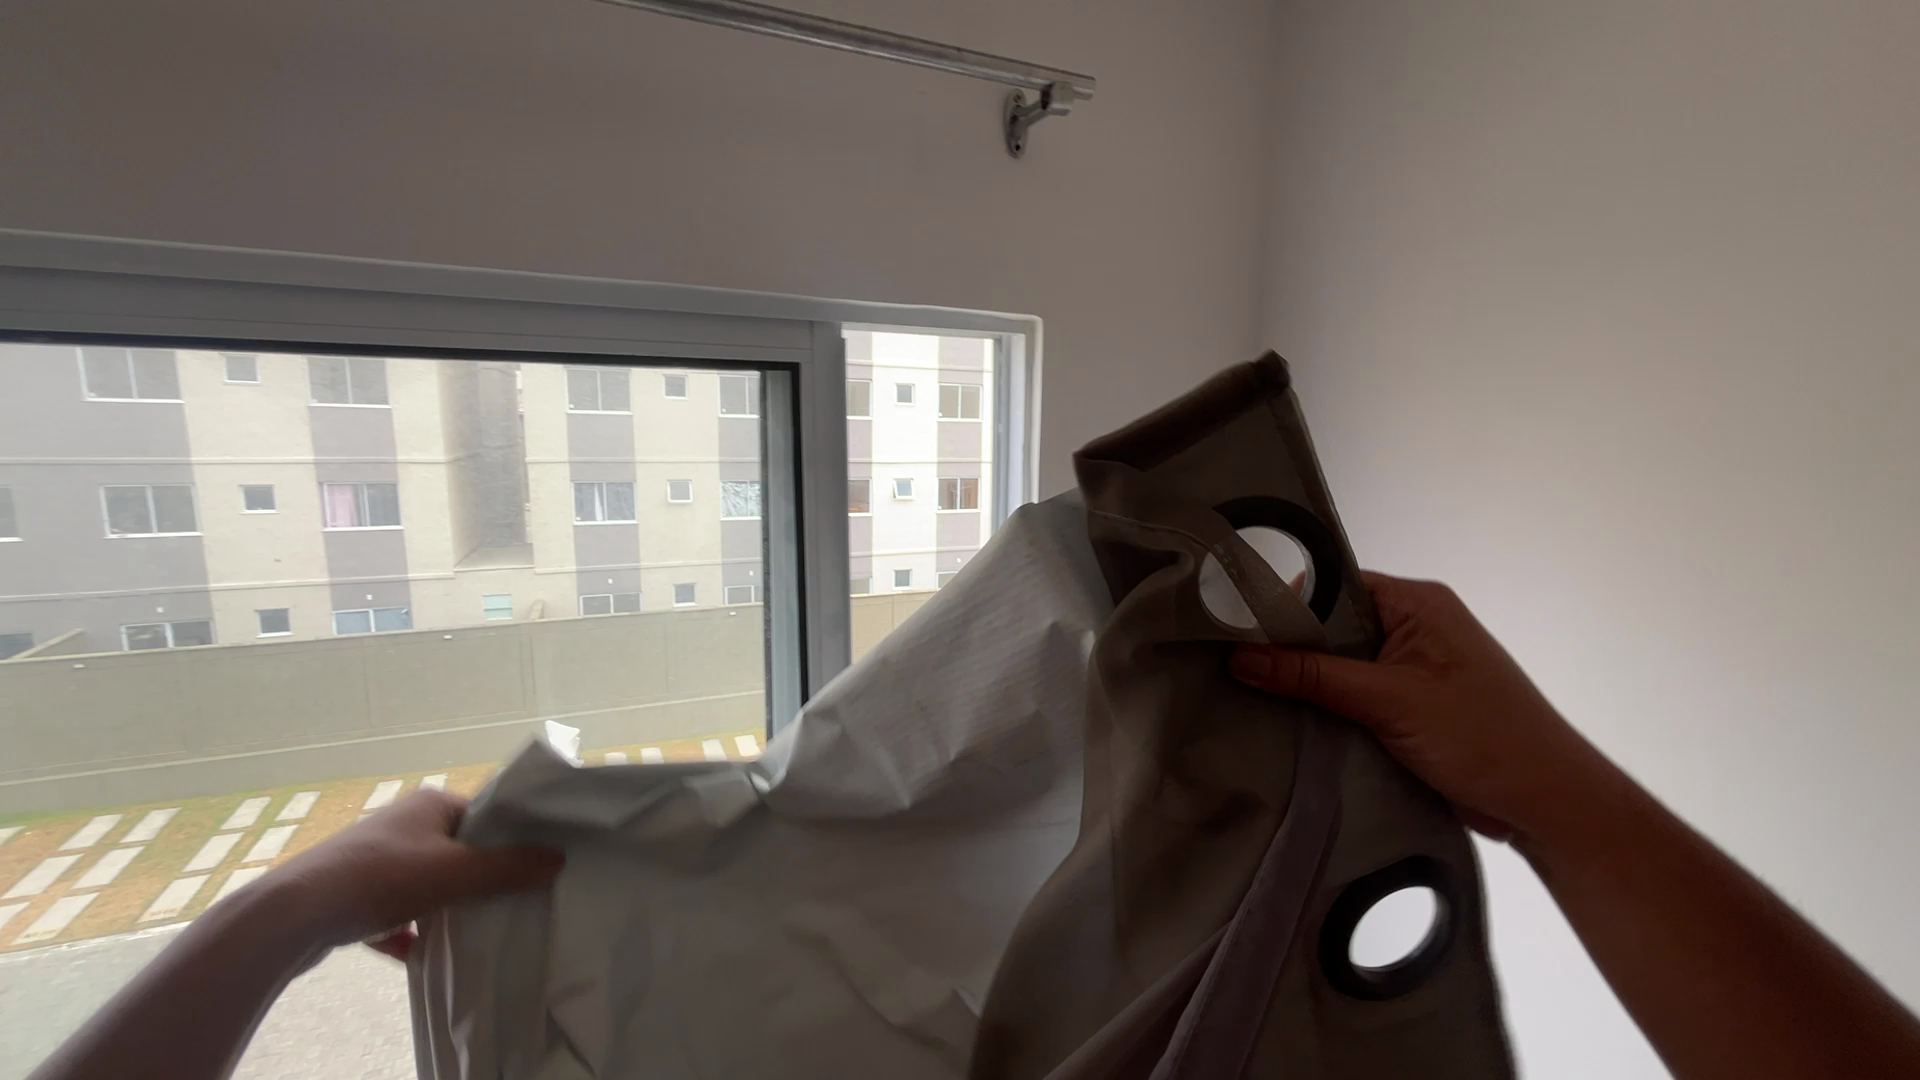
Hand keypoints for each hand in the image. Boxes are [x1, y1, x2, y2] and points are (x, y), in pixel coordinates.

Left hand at [269, 789, 561, 959]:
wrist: (288, 919)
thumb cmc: (382, 878)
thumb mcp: (458, 872)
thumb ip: (510, 868)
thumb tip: (558, 861)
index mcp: (432, 802)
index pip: (486, 812)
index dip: (512, 835)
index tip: (534, 859)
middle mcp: (402, 822)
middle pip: (458, 846)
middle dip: (480, 871)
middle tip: (511, 892)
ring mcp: (371, 857)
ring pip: (424, 878)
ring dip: (444, 900)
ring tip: (472, 922)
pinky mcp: (346, 893)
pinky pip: (391, 909)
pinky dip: (407, 928)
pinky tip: (419, 950)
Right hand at [1230, 571, 1609, 844]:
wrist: (1549, 805)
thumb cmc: (1480, 736)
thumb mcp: (1387, 700)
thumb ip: (1311, 675)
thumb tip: (1238, 657)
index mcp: (1416, 602)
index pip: (1333, 586)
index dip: (1286, 602)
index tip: (1236, 626)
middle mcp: (1410, 624)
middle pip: (1330, 623)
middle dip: (1288, 644)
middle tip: (1232, 661)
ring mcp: (1408, 665)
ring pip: (1336, 660)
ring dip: (1303, 677)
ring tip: (1246, 687)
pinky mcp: (1404, 701)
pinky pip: (1349, 689)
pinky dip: (1322, 700)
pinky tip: (1284, 713)